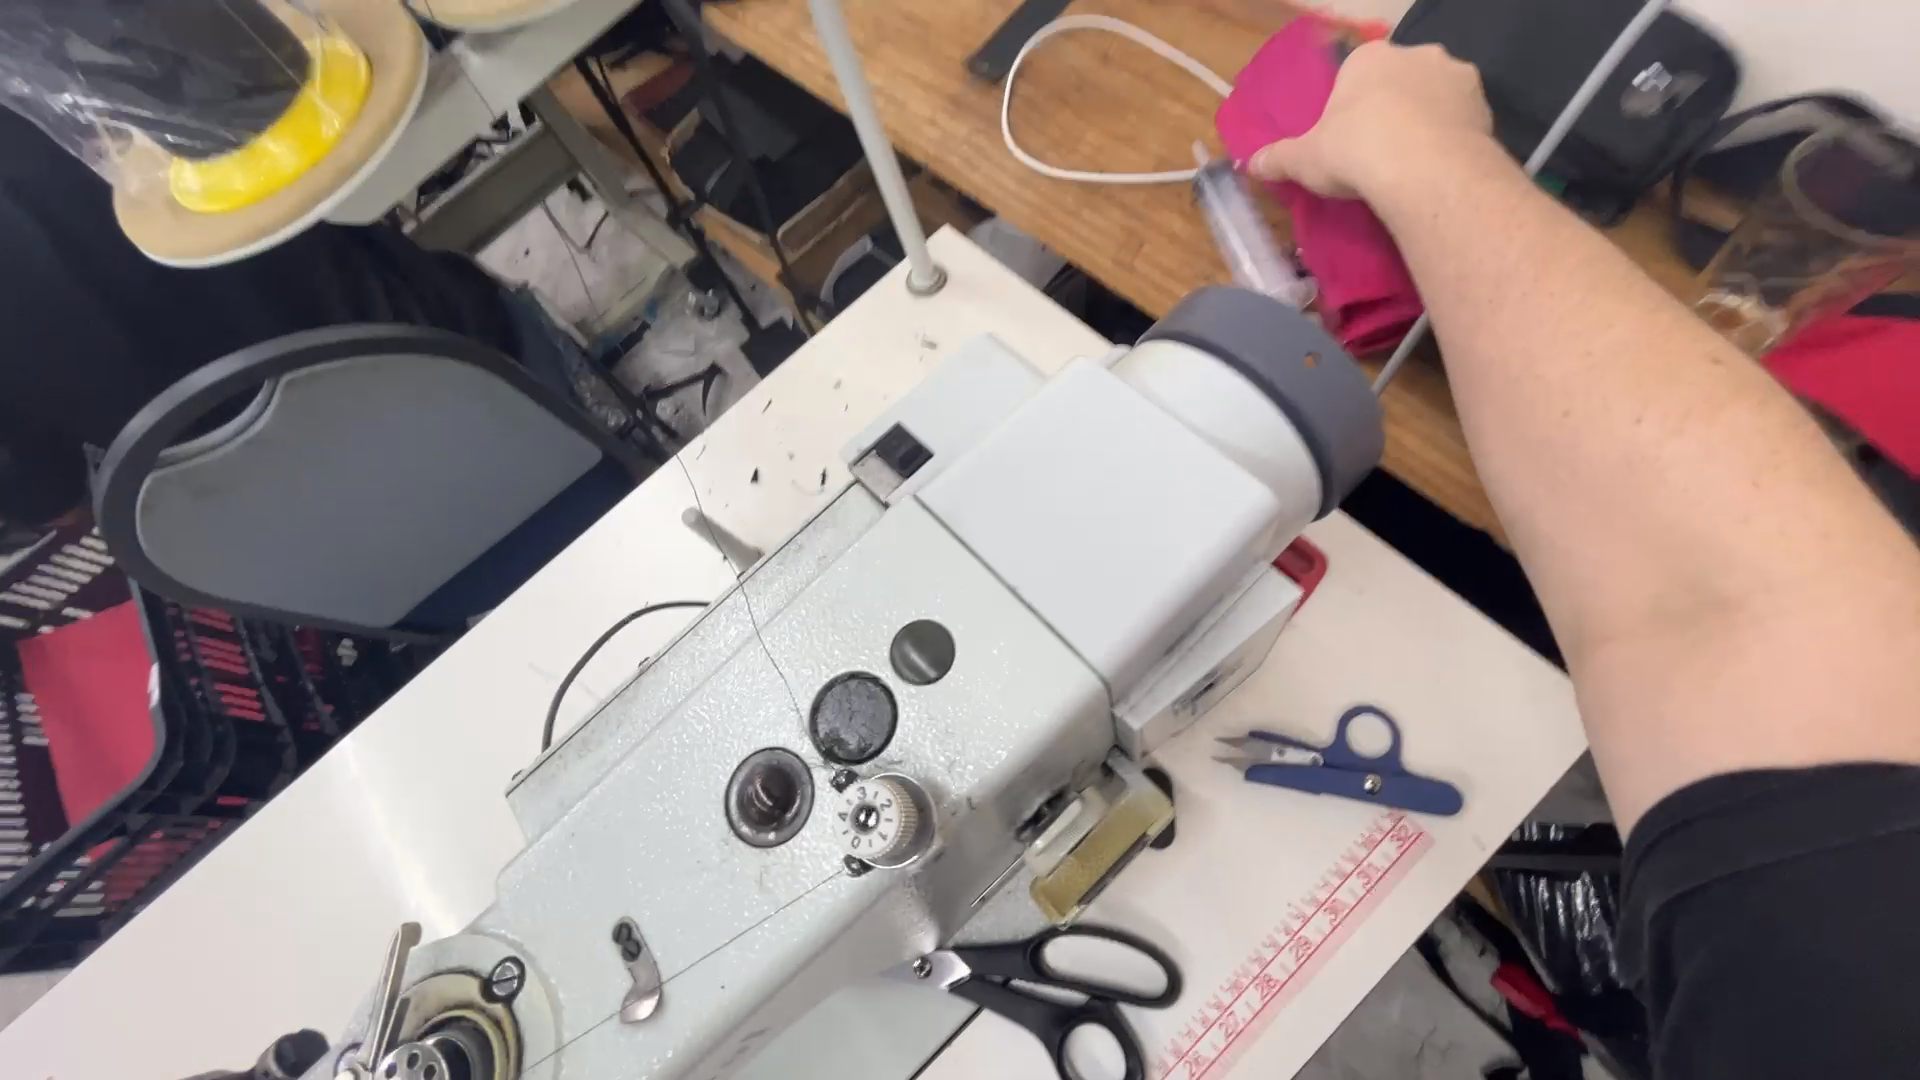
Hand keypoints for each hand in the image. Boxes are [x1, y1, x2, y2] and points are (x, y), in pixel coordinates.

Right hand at [1247, 42, 1494, 200]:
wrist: (1420, 167)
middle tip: (1372, 152)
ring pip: (1430, 97)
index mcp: (1369, 58)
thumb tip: (1250, 164)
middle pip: (1396, 81)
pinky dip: (1445, 138)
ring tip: (1404, 164)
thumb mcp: (1302, 160)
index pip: (1355, 73)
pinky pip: (1456, 120)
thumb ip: (1278, 159)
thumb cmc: (1352, 150)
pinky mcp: (1483, 104)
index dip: (1347, 106)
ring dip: (1420, 121)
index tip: (1342, 137)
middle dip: (1387, 109)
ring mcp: (1455, 75)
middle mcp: (1417, 53)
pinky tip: (1430, 167)